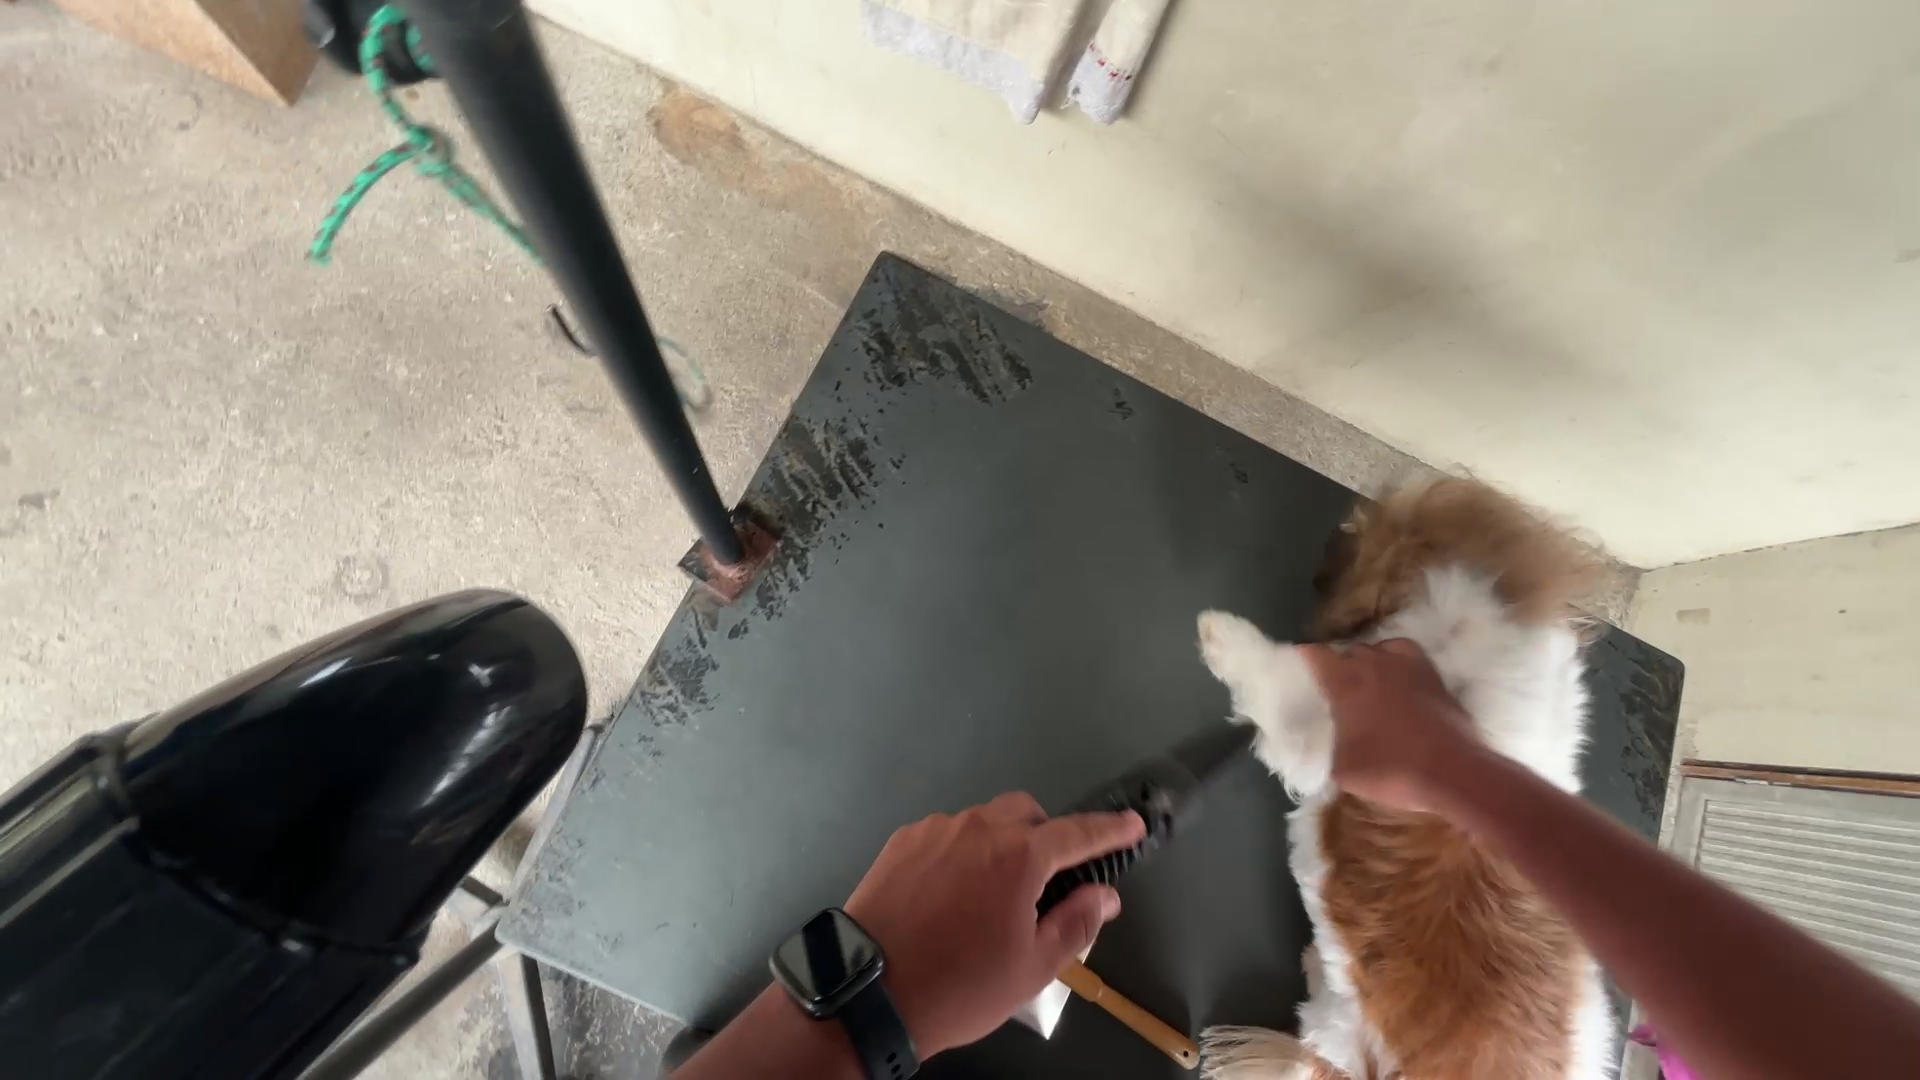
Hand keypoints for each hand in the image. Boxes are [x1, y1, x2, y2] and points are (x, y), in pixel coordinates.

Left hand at [843, 793, 1144, 1057]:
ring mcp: (938, 828)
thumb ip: (1076, 922)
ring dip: (999, 844)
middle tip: (1044, 878)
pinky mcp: (905, 837)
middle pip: (1026, 813)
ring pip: (984, 821)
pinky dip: (961, 852)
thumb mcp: (1032, 967)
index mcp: (1019, 856)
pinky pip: (947, 833)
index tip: (1131, 824)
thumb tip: (1104, 894)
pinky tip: (949, 893)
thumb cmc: (960, 984)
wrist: (870, 990)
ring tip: (988, 894)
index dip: (1110, 829)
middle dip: (1045, 835)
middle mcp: (979, 828)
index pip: (1078, 834)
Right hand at [1297, 639, 1481, 812]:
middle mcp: (1372, 664)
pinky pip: (1407, 653)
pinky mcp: (1434, 676)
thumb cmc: (1390, 769)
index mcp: (1343, 682)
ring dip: (1369, 661)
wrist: (1453, 774)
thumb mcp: (1342, 769)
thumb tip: (1331, 746)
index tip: (1299, 666)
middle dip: (1339, 665)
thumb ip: (1330, 747)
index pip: (1313, 652)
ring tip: (1368, 682)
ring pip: (1377, 648)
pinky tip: (1398, 677)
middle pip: (1347, 650)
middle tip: (1337, 689)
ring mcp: (1406, 666)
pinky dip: (1398, 659)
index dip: (1303, 656)